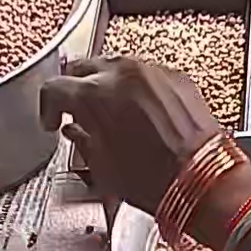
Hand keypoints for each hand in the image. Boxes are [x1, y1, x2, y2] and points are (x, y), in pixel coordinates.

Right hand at [39, 57, 222, 212]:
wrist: (202, 182)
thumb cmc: (155, 182)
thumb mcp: (104, 169)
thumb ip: (83, 141)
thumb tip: (75, 133)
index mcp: (94, 96)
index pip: (55, 88)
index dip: (48, 108)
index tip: (52, 122)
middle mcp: (122, 73)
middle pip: (83, 68)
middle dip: (74, 89)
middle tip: (74, 112)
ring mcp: (151, 71)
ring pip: (115, 67)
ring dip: (104, 86)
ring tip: (105, 114)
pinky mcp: (175, 77)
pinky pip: (144, 75)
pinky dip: (133, 90)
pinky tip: (135, 114)